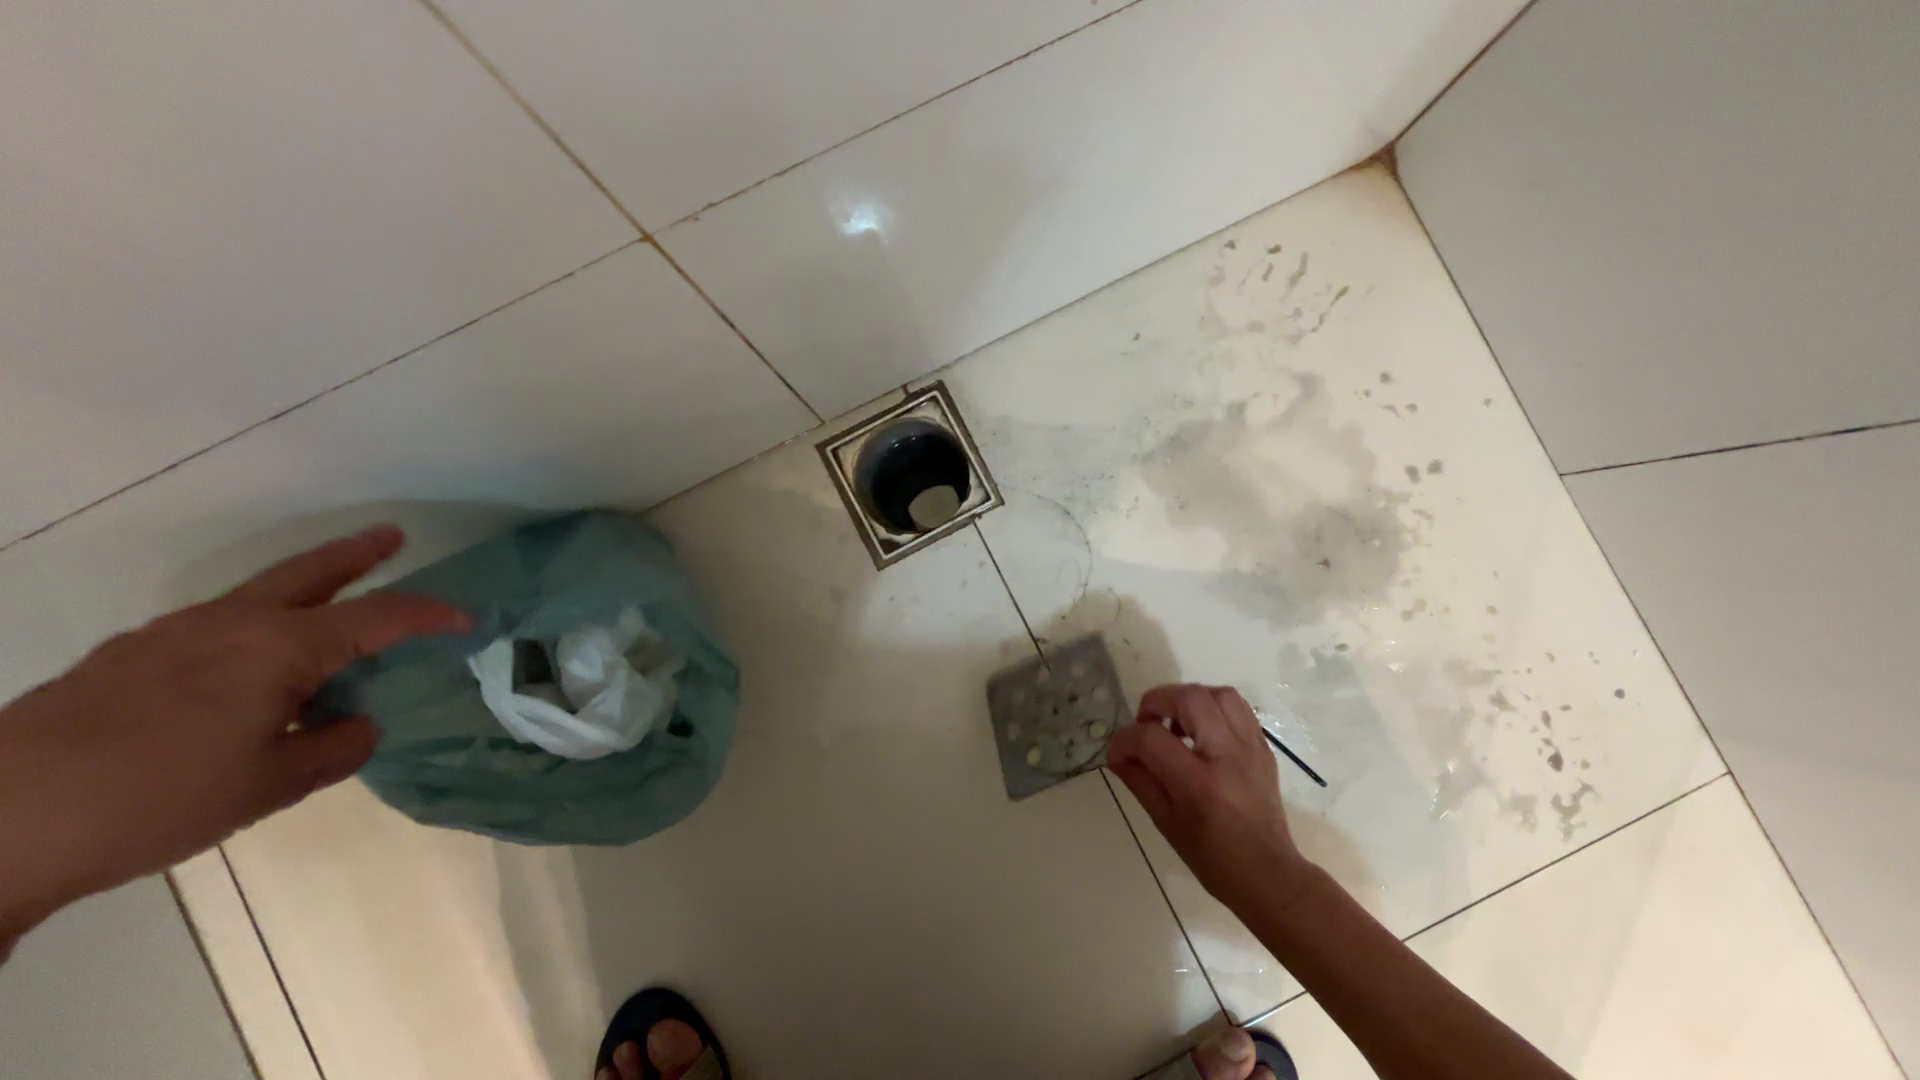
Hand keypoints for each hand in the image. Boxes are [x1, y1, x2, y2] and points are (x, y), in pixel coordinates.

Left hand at [0, 526, 467, 944]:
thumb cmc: (156, 799)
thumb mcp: (268, 787)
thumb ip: (333, 750)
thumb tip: (359, 725)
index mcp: (277, 649)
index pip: (378, 618)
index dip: (429, 614)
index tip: (467, 619)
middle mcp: (228, 624)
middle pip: (310, 573)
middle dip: (358, 554)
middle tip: (393, 536)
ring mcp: (170, 634)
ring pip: (257, 594)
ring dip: (304, 587)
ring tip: (329, 606)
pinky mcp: (127, 656)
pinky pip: (214, 623)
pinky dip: (253, 624)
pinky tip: (247, 666)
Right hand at [1106, 684, 1315, 913]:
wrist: (1266, 873)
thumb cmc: (1210, 857)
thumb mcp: (1164, 821)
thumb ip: (1138, 779)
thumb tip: (1117, 753)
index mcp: (1198, 783)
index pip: (1151, 738)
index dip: (1125, 739)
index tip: (1118, 752)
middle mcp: (1227, 756)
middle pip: (1189, 698)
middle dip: (1157, 702)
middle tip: (1148, 725)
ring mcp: (1250, 748)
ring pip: (1218, 693)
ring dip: (1189, 700)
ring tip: (1177, 724)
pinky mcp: (1263, 748)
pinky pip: (1238, 708)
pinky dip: (1213, 709)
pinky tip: (1202, 732)